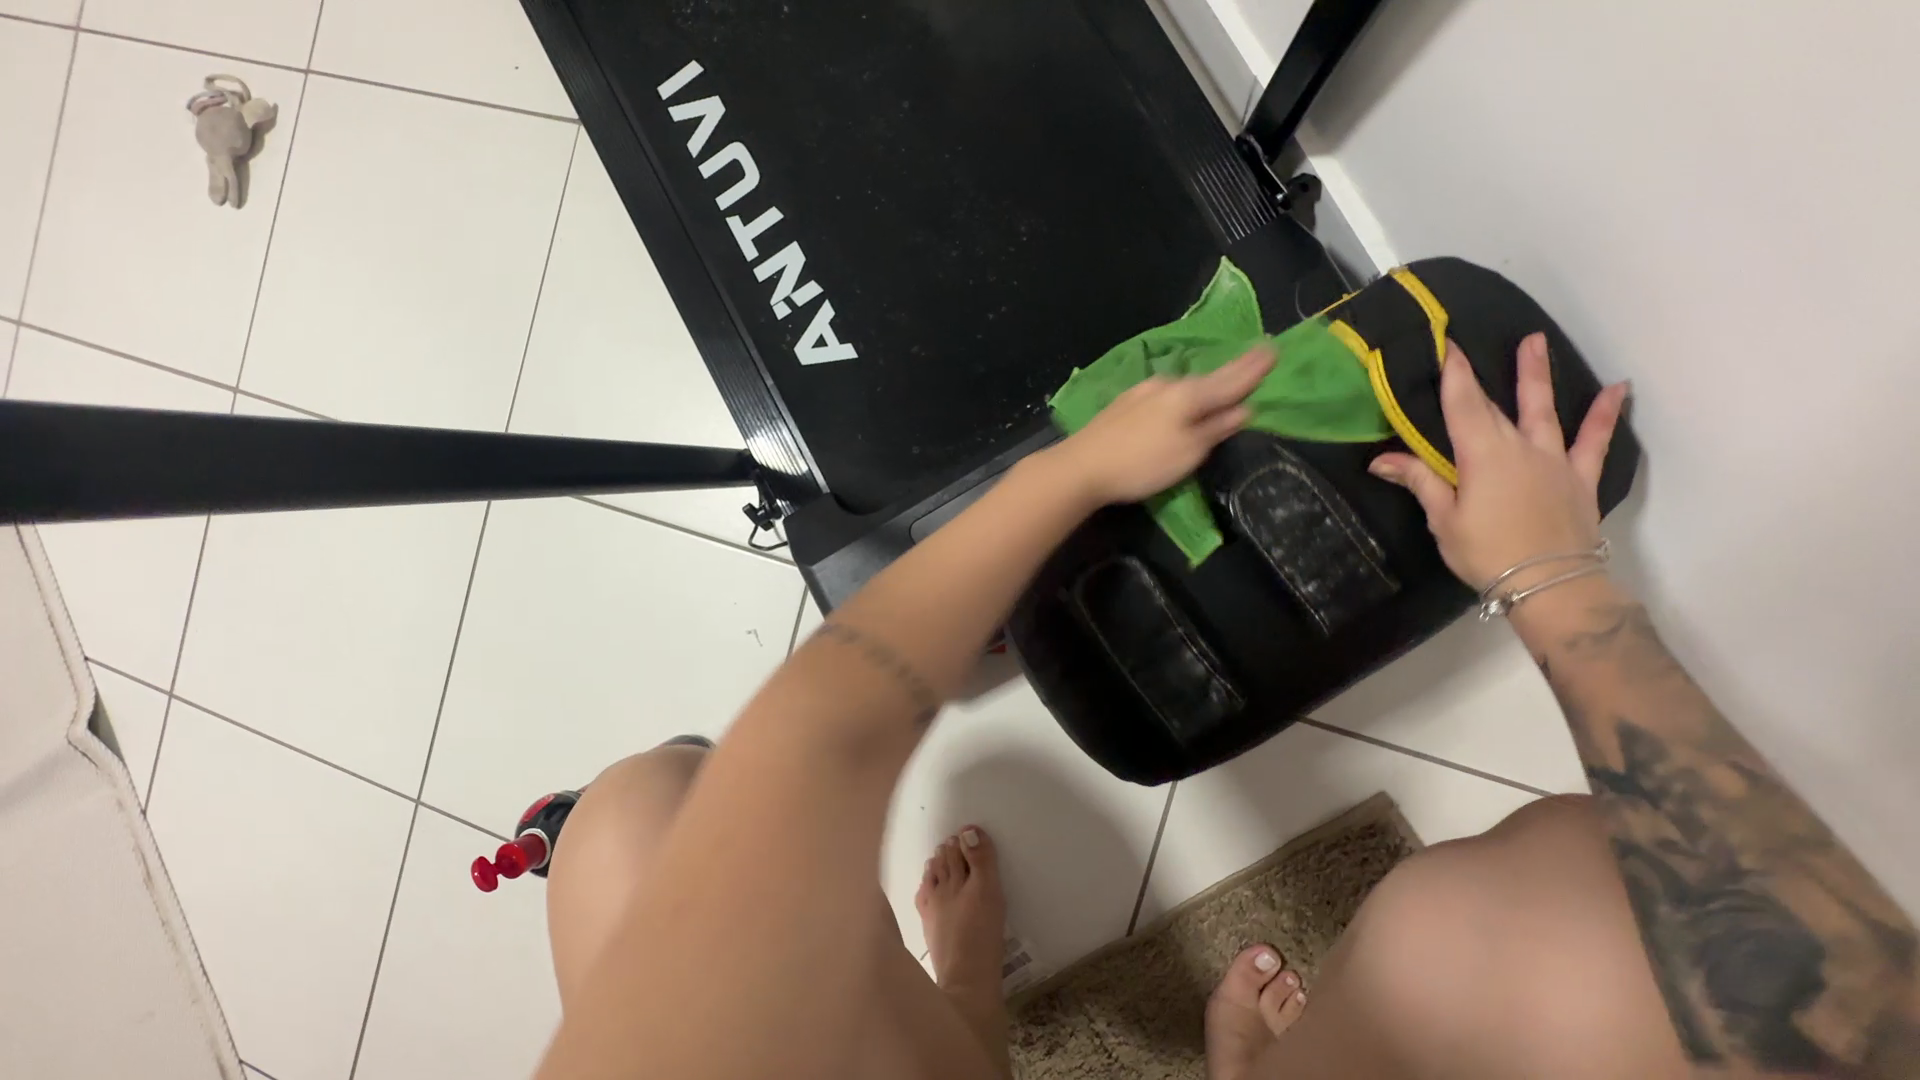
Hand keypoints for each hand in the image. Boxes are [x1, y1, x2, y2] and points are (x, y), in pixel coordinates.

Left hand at [1049, 346, 1274, 504]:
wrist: (1080, 467)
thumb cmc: (1141, 463)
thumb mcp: (1188, 452)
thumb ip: (1215, 429)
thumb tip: (1242, 410)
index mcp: (1188, 394)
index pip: (1231, 379)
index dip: (1254, 368)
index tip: (1273, 349)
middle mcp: (1166, 385)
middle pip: (1207, 380)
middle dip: (1232, 374)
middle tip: (1256, 360)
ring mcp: (1142, 393)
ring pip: (1184, 388)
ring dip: (1205, 387)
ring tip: (1224, 383)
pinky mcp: (1124, 405)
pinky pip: (1165, 395)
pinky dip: (1182, 396)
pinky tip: (1182, 400)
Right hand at [1368, 333, 1628, 589]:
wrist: (1550, 582)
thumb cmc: (1486, 552)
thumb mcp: (1443, 519)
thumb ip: (1420, 481)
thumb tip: (1381, 459)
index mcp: (1481, 454)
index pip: (1461, 405)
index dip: (1453, 374)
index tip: (1445, 344)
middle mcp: (1518, 446)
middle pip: (1493, 406)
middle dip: (1478, 375)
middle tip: (1467, 344)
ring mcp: (1553, 459)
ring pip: (1543, 409)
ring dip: (1537, 375)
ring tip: (1536, 342)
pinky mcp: (1579, 476)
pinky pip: (1594, 440)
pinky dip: (1605, 414)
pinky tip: (1619, 390)